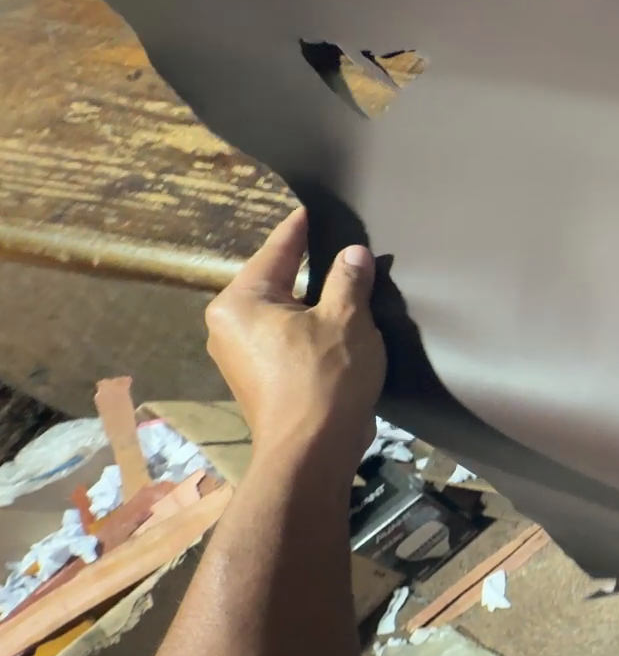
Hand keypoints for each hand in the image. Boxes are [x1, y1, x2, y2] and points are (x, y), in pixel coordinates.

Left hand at [205, 208, 385, 462]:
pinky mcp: (260, 377)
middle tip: (335, 249)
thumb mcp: (346, 320)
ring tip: (342, 287)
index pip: (275, 254)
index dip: (297, 232)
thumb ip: (349, 281)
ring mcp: (240, 354)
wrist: (312, 444)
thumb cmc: (325, 375)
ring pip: (281, 312)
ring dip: (310, 301)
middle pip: (274, 283)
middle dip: (305, 268)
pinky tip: (335, 327)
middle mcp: (229, 325)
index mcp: (241, 303)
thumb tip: (353, 253)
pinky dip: (309, 326)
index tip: (309, 211)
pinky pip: (286, 336)